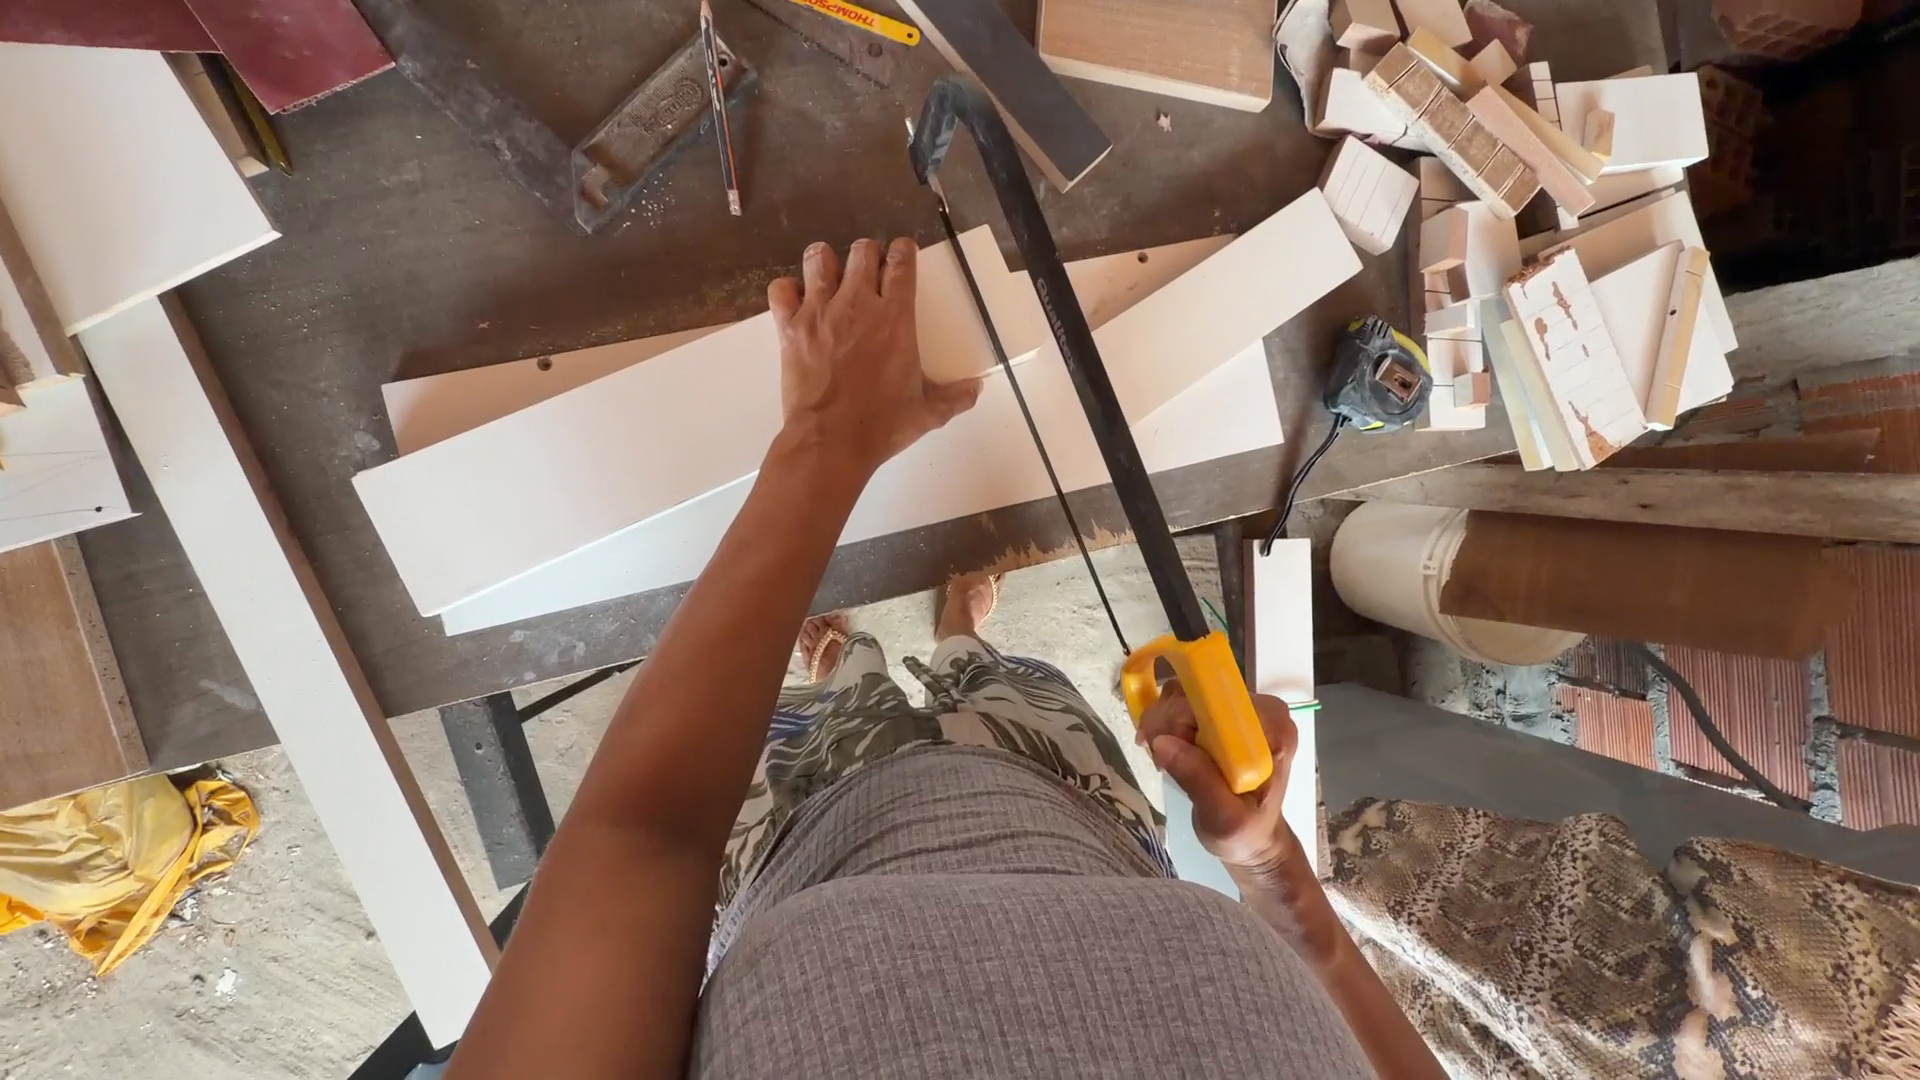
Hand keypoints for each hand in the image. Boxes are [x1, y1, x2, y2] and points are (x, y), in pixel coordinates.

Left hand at [767, 238, 981, 478]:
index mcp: (896, 318)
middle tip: (868, 273)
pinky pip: (781, 289)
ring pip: (820, 258)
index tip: (902, 257)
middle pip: (862, 251)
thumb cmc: (882, 426)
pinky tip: (796, 303)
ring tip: (830, 279)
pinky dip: (788, 291)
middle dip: (868, 255)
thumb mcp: (927, 414)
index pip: (902, 263)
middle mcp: (858, 303)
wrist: (831, 441)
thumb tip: (977, 390)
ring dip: (827, 263)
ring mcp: (820, 311)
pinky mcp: (790, 327)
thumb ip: (954, 398)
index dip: (903, 253)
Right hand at [1136, 680, 1302, 871]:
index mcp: (1273, 731)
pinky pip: (1184, 699)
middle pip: (1198, 692)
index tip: (1159, 746)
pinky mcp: (1225, 712)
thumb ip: (1199, 781)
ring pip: (1186, 692)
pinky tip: (1164, 746)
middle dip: (1167, 720)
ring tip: (1159, 756)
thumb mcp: (1224, 820)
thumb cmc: (1245, 833)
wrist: (1252, 839)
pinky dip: (1166, 720)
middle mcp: (1262, 711)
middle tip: (1154, 754)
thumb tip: (1163, 742)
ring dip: (1163, 721)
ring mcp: (1243, 709)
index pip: (1218, 701)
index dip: (1182, 716)